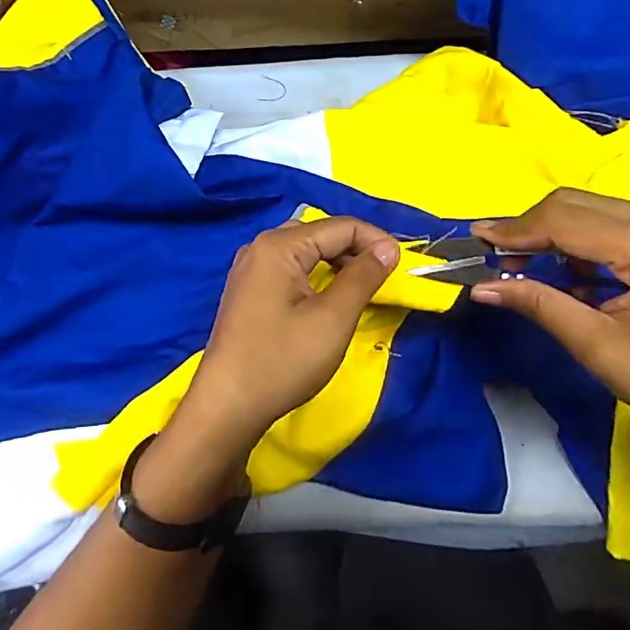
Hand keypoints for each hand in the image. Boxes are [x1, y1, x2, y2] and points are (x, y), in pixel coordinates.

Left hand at [173, 217, 399, 456]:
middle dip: (355, 249)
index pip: (339, 226)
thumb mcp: (332, 319)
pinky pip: (288, 267)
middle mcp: (259, 246)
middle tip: (382, 278)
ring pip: (303, 249)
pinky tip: (327, 297)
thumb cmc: (282, 360)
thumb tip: (388, 248)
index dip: (375, 241)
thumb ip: (362, 277)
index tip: (402, 266)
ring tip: (360, 287)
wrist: (227, 403)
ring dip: (335, 262)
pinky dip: (314, 274)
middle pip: (319, 233)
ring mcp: (249, 267)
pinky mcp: (247, 288)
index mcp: (278, 245)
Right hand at [469, 190, 629, 452]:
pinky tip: (575, 268)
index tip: (477, 239)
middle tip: (498, 253)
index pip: (570, 220)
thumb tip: (482, 286)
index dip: (518, 228)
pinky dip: (590, 238)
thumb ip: (541, 305)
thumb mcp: (602, 349)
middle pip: (584, 203)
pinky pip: (626, 222)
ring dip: (560, 229)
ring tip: (529, 261)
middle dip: (534, 225)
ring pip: (603, 208)